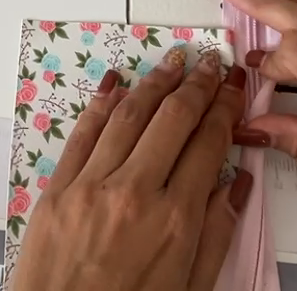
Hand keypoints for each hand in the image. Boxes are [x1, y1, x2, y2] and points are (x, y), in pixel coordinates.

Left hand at [10, 44, 253, 290]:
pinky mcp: (59, 187)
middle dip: (195, 85)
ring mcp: (92, 185)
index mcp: (175, 221)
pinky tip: (117, 83)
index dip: (223, 109)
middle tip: (208, 62)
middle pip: (172, 119)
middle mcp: (135, 192)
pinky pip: (84, 133)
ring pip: (129, 114)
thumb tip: (237, 185)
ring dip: (154, 82)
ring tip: (173, 61)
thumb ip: (215, 235)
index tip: (231, 88)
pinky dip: (102, 103)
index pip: (208, 145)